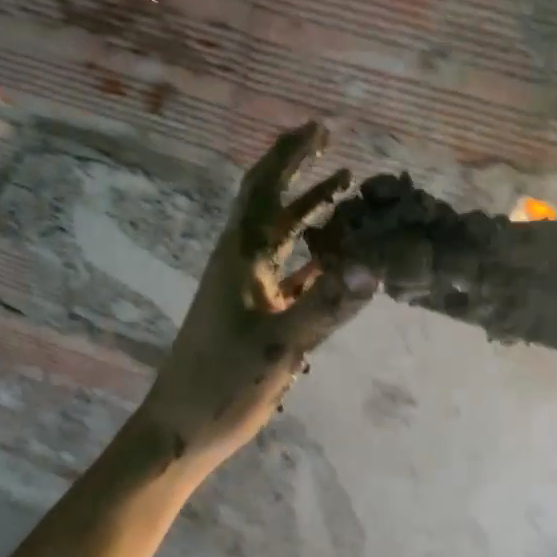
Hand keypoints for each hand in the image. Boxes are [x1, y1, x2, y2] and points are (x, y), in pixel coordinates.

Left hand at [139, 122, 377, 463]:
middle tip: (329, 138)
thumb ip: (327, 306)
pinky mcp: (255, 308)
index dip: (289, 153)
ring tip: (346, 184)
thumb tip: (375, 267)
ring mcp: (247, 283)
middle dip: (298, 166)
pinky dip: (314, 250)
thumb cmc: (223, 382)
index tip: (319, 128)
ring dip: (309, 205)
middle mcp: (242, 257)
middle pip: (270, 198)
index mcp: (241, 253)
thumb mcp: (279, 346)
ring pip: (282, 231)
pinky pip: (290, 265)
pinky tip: (340, 253)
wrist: (181, 428)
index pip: (264, 186)